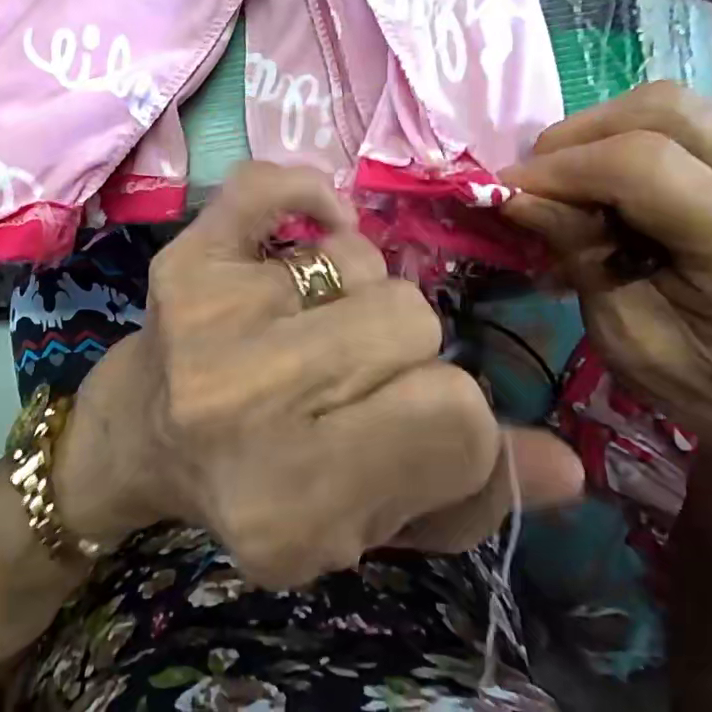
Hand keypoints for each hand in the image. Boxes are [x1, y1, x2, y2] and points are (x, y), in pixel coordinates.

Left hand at [52, 162, 582, 588]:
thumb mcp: (357, 526)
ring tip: (314, 326)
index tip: (410, 423)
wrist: (144, 432)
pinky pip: (266, 187)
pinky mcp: (183, 262)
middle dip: (401, 352)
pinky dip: (305, 195)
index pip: (455, 418)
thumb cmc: (256, 484)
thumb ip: (460, 501)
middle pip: (410, 321)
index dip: (454, 419)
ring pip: (360, 261)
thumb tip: (566, 460)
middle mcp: (244, 406)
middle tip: (352, 375)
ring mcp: (207, 322)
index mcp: (292, 505)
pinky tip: (314, 230)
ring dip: (357, 292)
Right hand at [499, 82, 711, 445]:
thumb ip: (577, 252)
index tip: (504, 189)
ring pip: (680, 107)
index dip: (562, 168)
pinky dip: (629, 140)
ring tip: (567, 177)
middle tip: (535, 178)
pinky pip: (692, 127)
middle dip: (579, 135)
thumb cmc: (702, 390)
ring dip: (601, 131)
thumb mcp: (623, 334)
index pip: (648, 167)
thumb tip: (512, 193)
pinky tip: (608, 183)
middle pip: (669, 113)